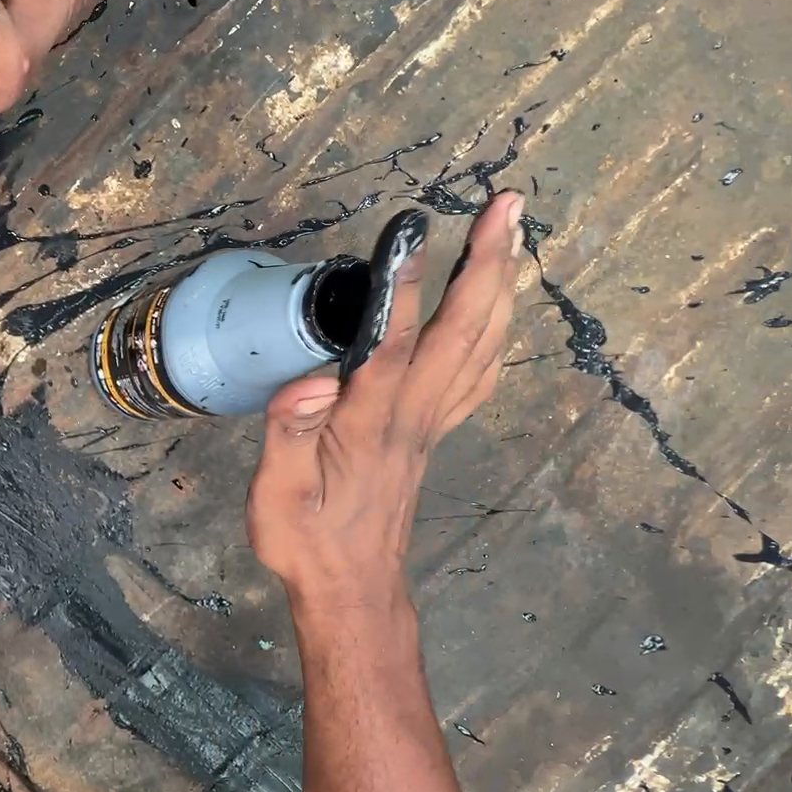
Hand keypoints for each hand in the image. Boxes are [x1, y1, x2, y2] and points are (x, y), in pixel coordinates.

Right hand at [246, 192, 525, 606]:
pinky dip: (497, 335)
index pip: (394, 346)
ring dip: (502, 288)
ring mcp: (430, 425)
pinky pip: (479, 377)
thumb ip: (291, 433)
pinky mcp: (431, 436)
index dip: (406, 290)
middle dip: (488, 264)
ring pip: (484, 346)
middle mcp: (413, 415)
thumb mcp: (278, 491)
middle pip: (464, 331)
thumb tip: (313, 379)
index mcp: (370, 423)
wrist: (351, 584)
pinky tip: (497, 318)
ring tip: (513, 238)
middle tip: (507, 206)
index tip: (413, 233)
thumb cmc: (304, 538)